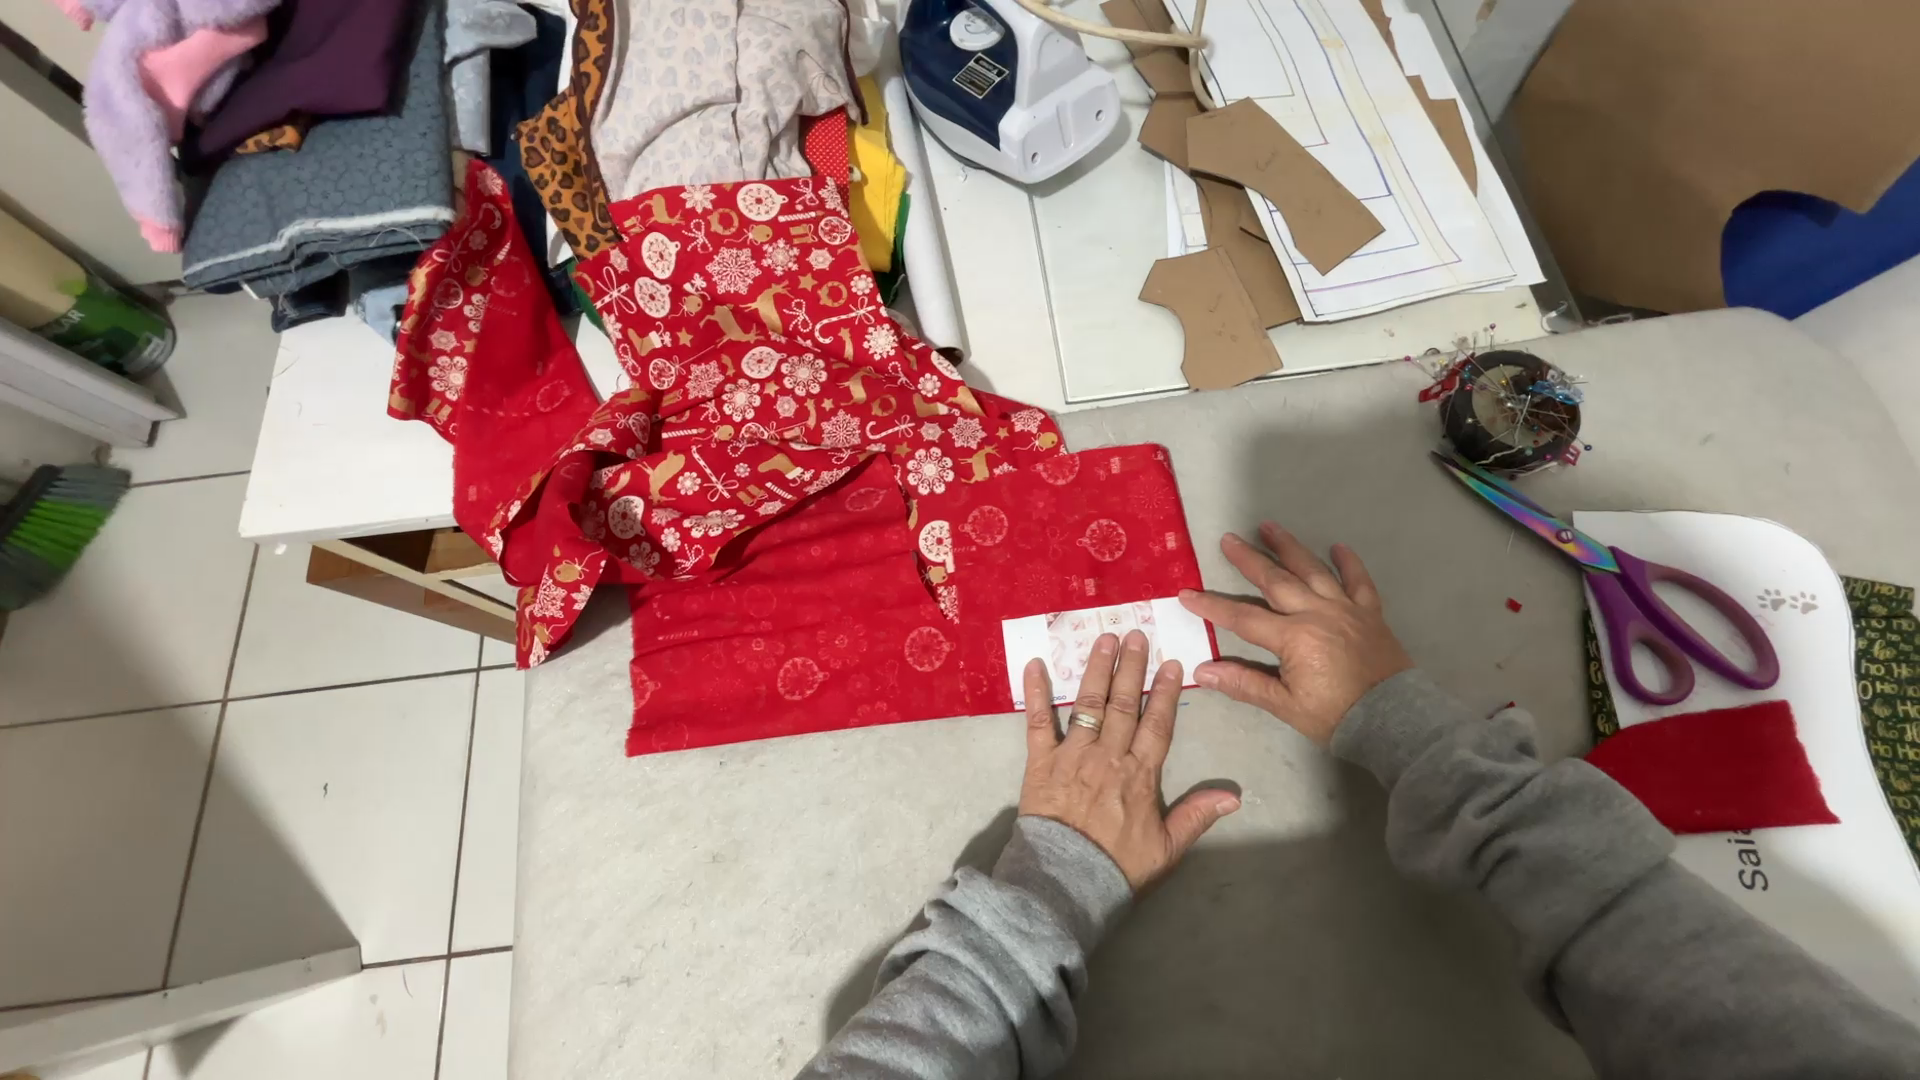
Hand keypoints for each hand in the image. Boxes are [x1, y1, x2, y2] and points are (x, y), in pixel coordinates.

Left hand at [1020, 631, 1240, 890]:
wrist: (1066, 880)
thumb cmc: (1117, 866)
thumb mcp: (1167, 848)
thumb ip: (1196, 816)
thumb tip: (1234, 796)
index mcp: (1140, 773)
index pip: (1157, 724)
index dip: (1165, 692)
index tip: (1171, 663)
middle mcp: (1108, 754)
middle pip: (1123, 703)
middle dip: (1131, 667)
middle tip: (1135, 634)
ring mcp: (1073, 754)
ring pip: (1088, 703)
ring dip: (1097, 669)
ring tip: (1104, 639)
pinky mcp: (1041, 760)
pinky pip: (1037, 721)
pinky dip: (1035, 692)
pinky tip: (1034, 664)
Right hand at [1178, 523, 1411, 746]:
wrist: (1395, 722)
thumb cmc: (1336, 715)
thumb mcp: (1285, 705)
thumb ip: (1244, 683)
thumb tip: (1202, 671)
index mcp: (1294, 637)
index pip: (1242, 617)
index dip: (1212, 605)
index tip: (1186, 594)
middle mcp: (1317, 614)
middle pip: (1276, 580)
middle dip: (1249, 559)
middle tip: (1229, 539)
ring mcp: (1346, 610)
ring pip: (1313, 570)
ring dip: (1289, 547)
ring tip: (1269, 526)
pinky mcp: (1370, 614)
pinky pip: (1359, 582)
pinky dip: (1349, 563)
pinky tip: (1338, 547)